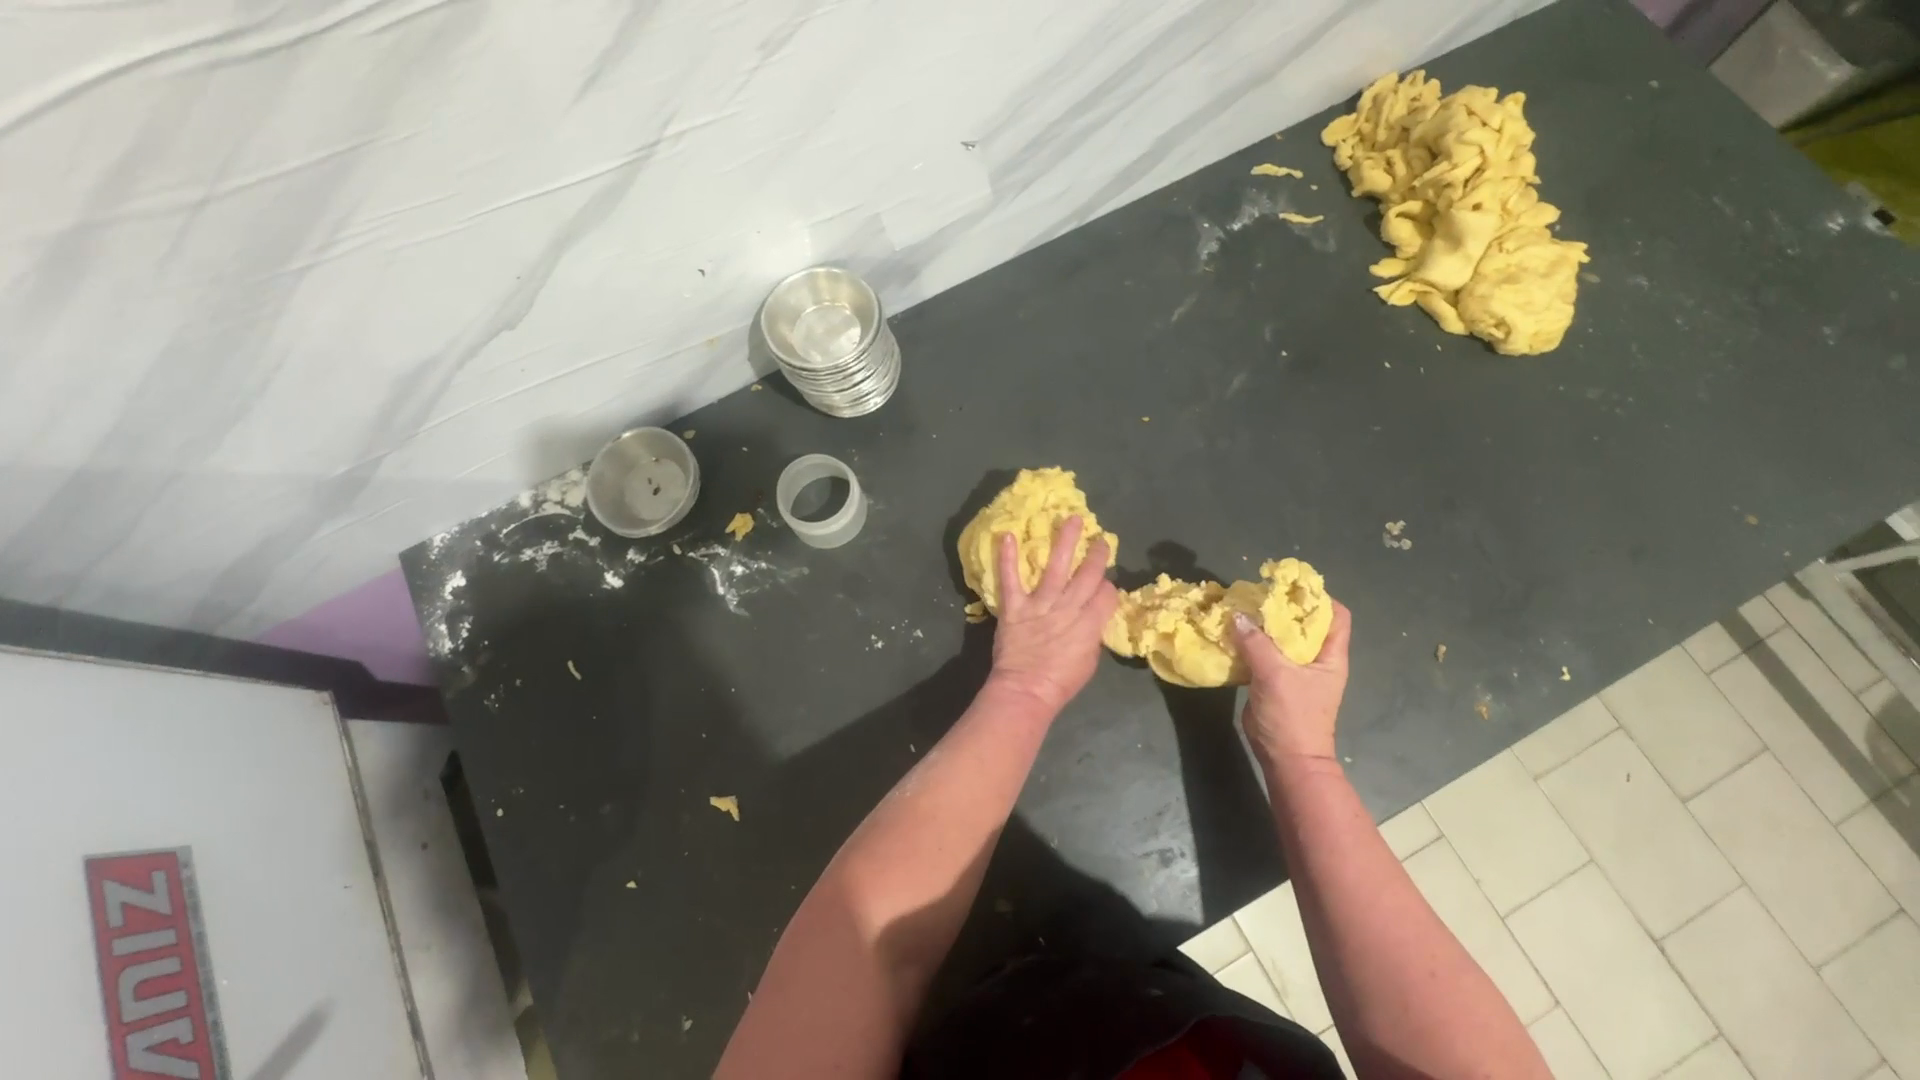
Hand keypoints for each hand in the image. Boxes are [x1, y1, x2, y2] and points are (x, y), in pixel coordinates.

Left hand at [986, 516, 1119, 713]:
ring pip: (1055, 568)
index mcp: (1089, 624)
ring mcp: (1040, 605)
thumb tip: (1091, 618)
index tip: (1105, 583)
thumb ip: (1091, 634)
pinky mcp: (1015, 607)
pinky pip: (1010, 579)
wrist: (1026, 692)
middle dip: (1096, 555)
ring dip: (1064, 542)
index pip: (1106, 595)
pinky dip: (1008, 558)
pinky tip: (1008, 536)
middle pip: (1087, 576)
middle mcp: (1067, 609)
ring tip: (1071, 519)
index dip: (1108, 587)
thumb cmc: (1059, 684)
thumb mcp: (1089, 661)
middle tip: (1101, 538)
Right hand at [1232, 600, 1351, 763]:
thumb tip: (1236, 616)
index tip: (1291, 586)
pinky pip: (1263, 655)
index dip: (1319, 598)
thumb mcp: (1275, 675)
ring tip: (1241, 610)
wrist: (1287, 759)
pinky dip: (1250, 644)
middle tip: (1257, 595)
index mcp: (1330, 656)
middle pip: (1304, 624)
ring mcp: (1295, 672)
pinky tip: (1232, 635)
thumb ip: (1255, 643)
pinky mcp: (1274, 682)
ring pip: (1280, 639)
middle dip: (1282, 608)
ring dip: (1262, 626)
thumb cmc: (1293, 716)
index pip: (1337, 616)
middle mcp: (1316, 660)